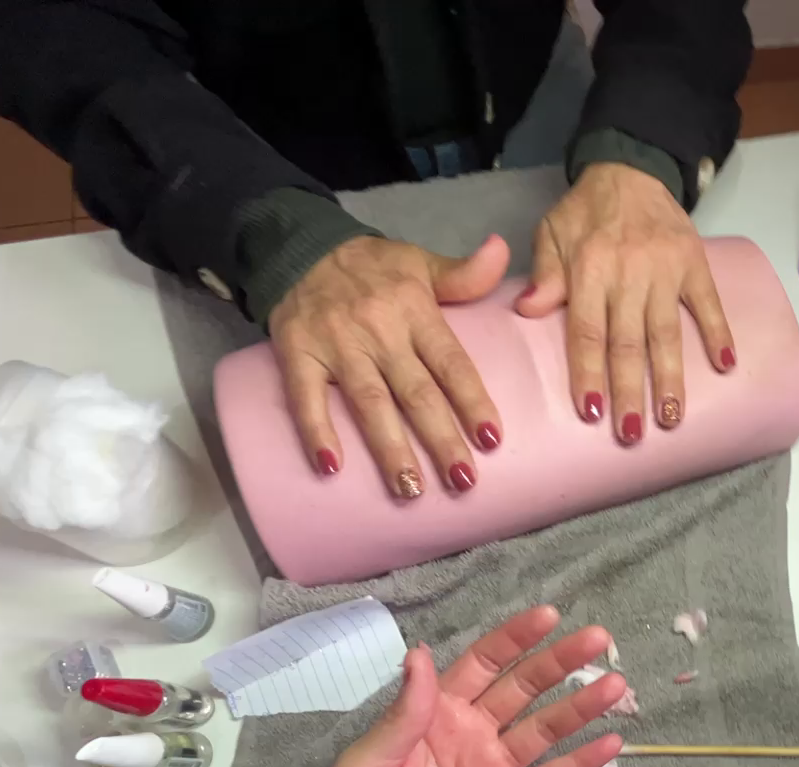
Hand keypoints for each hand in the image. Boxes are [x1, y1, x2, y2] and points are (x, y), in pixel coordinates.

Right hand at [270, 234, 510, 497]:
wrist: (299, 244)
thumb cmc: (373, 267)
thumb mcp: (420, 262)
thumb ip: (464, 273)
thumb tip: (501, 249)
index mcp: (416, 312)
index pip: (451, 363)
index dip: (473, 401)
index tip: (491, 440)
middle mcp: (379, 331)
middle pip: (416, 394)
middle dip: (441, 440)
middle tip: (463, 481)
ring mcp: (337, 344)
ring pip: (369, 404)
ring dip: (390, 449)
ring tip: (410, 490)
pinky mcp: (297, 352)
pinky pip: (305, 396)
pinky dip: (315, 431)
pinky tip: (329, 468)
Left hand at [293, 606, 624, 766]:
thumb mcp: (367, 765)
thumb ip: (404, 713)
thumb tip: (419, 653)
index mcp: (437, 714)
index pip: (484, 664)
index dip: (515, 639)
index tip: (549, 616)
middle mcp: (473, 733)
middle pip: (524, 688)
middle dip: (560, 662)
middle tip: (599, 639)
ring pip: (545, 729)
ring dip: (580, 706)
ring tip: (616, 685)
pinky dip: (581, 763)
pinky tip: (611, 744)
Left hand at [519, 163, 734, 443]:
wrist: (631, 168)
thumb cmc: (585, 213)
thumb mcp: (551, 232)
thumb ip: (544, 273)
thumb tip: (528, 311)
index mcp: (589, 268)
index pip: (588, 330)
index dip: (589, 372)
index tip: (592, 412)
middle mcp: (628, 272)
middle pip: (628, 342)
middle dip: (629, 390)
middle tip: (632, 433)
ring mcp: (666, 269)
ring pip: (667, 332)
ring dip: (670, 378)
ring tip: (671, 418)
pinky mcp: (695, 264)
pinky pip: (708, 303)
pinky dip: (718, 333)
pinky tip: (726, 366)